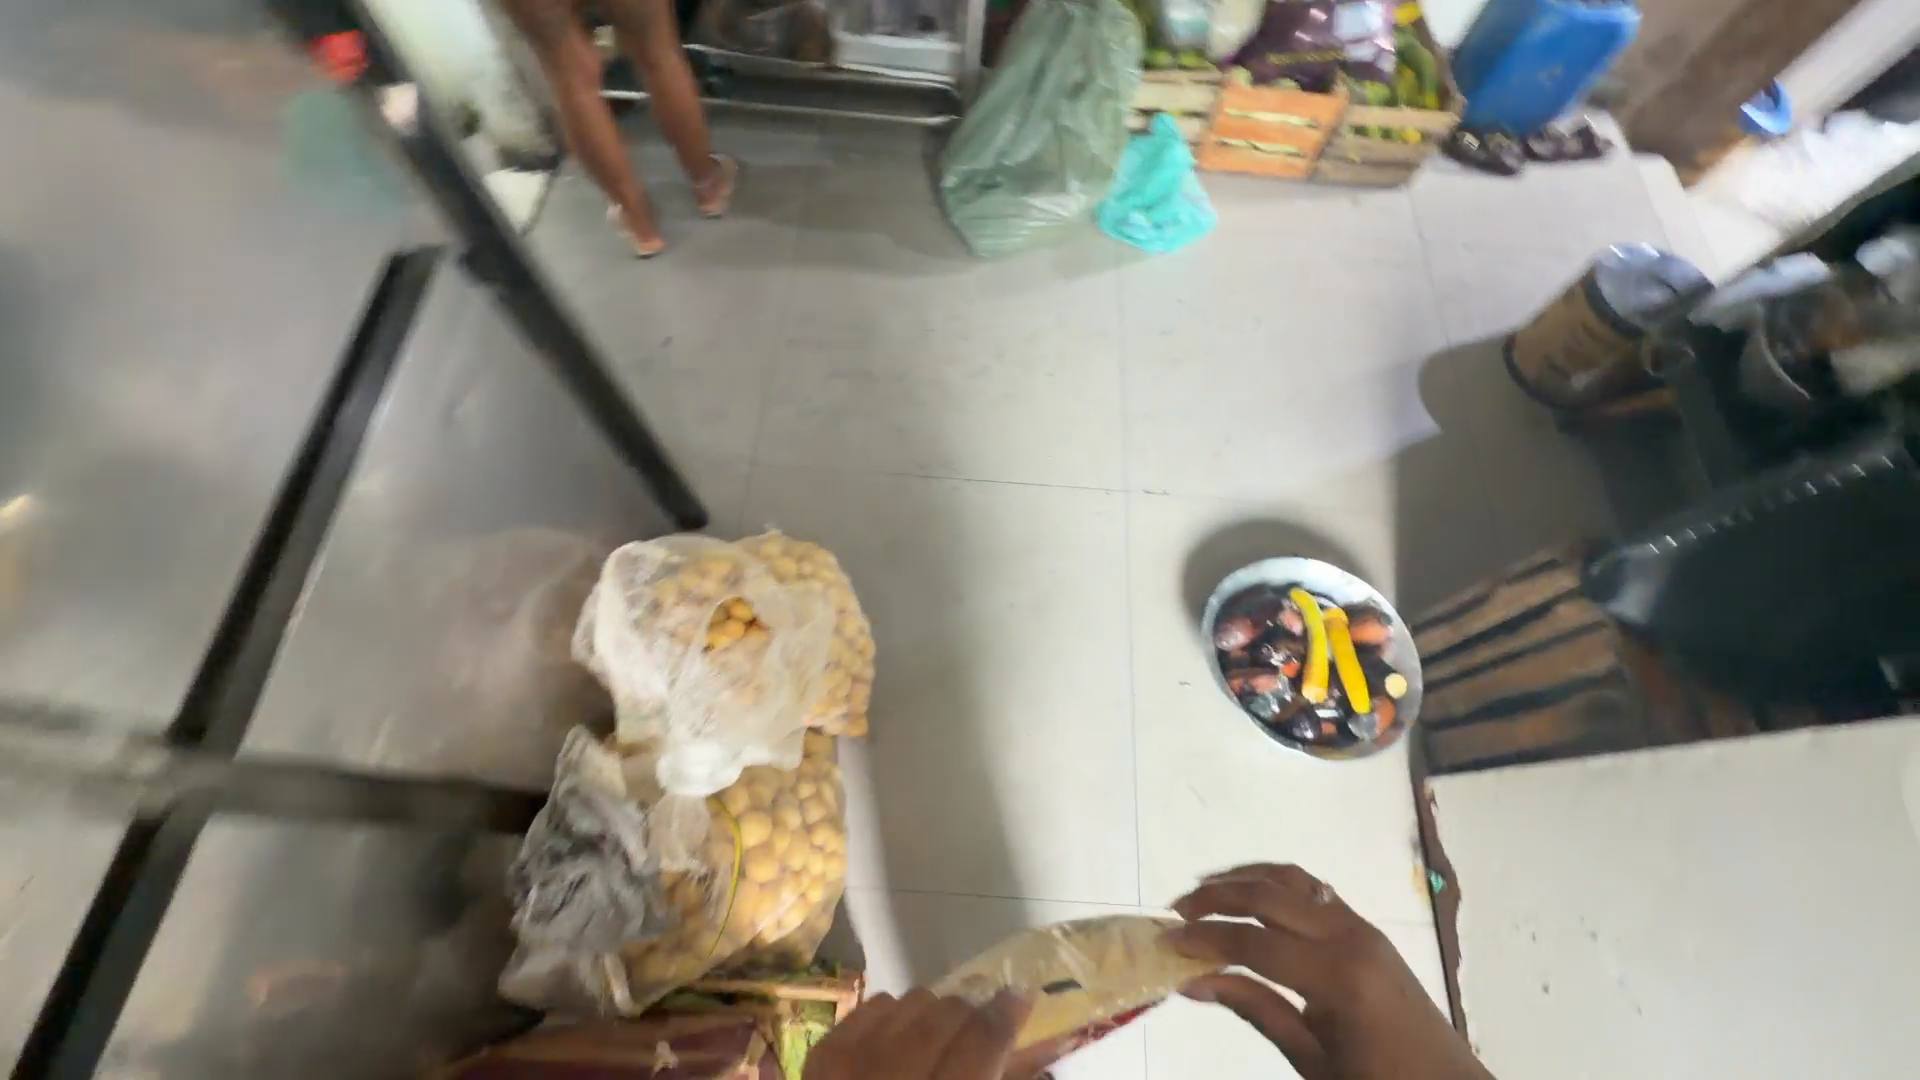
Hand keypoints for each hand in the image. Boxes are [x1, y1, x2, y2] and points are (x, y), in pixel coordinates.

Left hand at [805, 988, 1033, 1079]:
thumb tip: (1032, 1063)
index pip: (981, 1043)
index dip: (1006, 1014)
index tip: (1021, 996)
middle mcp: (893, 1079)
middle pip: (948, 1014)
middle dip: (973, 1010)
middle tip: (983, 1019)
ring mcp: (851, 1064)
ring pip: (914, 1000)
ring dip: (935, 1012)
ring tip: (941, 1034)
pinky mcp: (824, 1055)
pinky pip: (876, 1005)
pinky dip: (895, 1015)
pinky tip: (900, 1040)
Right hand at [1167, 864, 1492, 1079]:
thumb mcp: (1313, 1063)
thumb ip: (1254, 1010)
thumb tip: (1192, 982)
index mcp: (1338, 979)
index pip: (1254, 944)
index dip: (1205, 940)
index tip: (1168, 941)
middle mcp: (1349, 937)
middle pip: (1268, 897)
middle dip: (1216, 898)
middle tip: (1178, 911)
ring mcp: (1360, 926)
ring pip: (1289, 878)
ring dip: (1243, 878)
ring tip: (1205, 890)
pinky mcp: (1365, 926)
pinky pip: (1312, 888)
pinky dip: (1274, 881)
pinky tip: (1250, 893)